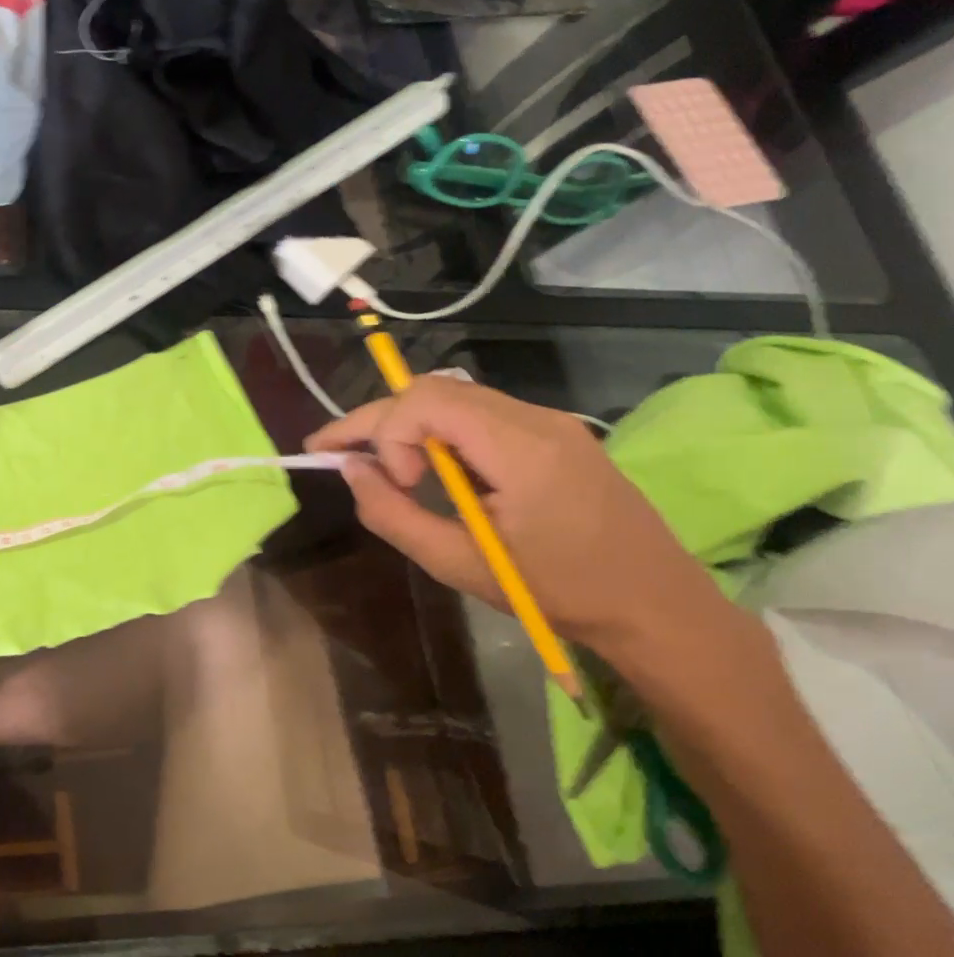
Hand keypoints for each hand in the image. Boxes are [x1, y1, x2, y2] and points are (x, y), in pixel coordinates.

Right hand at [306, 376, 721, 652]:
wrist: (656, 607)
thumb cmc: (558, 592)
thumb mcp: (460, 564)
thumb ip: (393, 514)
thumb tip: (351, 469)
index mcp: (521, 447)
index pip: (426, 400)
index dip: (387, 433)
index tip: (395, 484)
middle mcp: (537, 419)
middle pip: (435, 390)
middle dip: (381, 421)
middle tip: (341, 456)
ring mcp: (551, 424)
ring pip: (455, 398)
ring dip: (409, 426)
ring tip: (387, 470)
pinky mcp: (556, 436)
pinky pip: (480, 415)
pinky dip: (441, 434)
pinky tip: (431, 470)